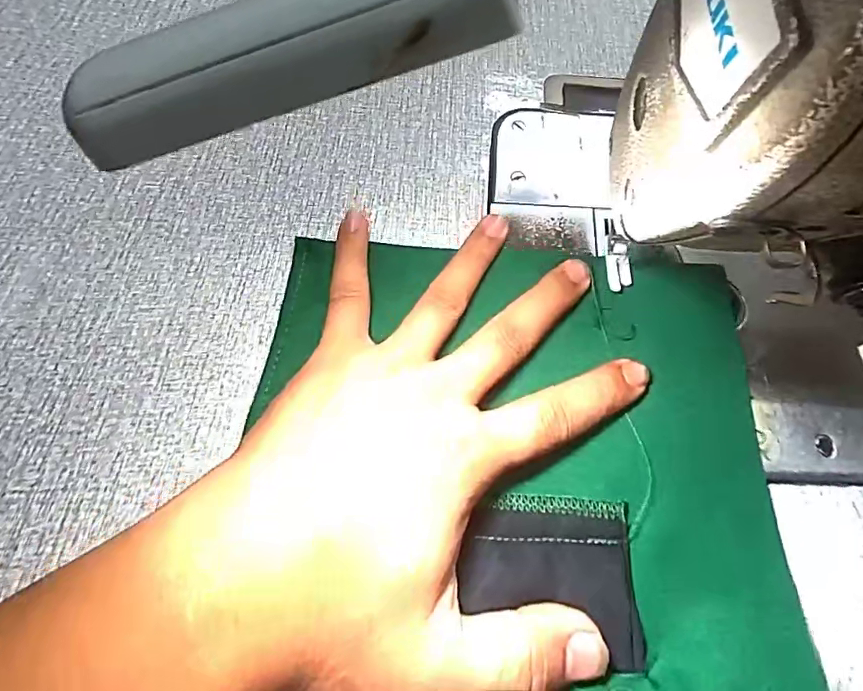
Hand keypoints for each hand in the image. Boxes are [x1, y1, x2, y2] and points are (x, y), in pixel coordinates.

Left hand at [0, 209, 647, 690]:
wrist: (227, 585)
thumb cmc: (328, 618)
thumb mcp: (434, 660)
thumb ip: (520, 656)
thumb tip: (600, 648)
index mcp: (463, 456)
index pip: (552, 418)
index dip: (598, 394)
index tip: (635, 369)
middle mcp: (432, 398)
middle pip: (504, 339)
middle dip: (546, 304)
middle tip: (574, 268)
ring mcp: (380, 370)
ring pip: (440, 303)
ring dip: (471, 262)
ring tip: (495, 226)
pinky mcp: (330, 362)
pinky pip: (347, 298)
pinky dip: (353, 256)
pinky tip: (354, 216)